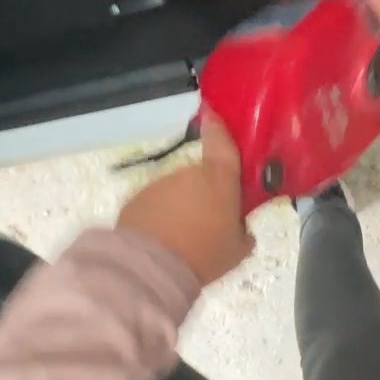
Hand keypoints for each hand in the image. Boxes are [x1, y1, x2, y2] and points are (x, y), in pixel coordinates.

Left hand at [118, 117, 255, 284]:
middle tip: (208, 224)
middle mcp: (188, 173)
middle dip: (204, 194)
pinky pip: (154, 205)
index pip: (221, 141)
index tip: (214, 113)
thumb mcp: (238, 250)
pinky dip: (159, 218)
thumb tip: (242, 230)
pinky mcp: (136, 199)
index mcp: (219, 179)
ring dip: (180, 208)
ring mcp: (159, 184)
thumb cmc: (204, 254)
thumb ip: (243, 232)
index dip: (219, 126)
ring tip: (182, 240)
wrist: (152, 266)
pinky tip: (161, 243)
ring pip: (176, 192)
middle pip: (200, 177)